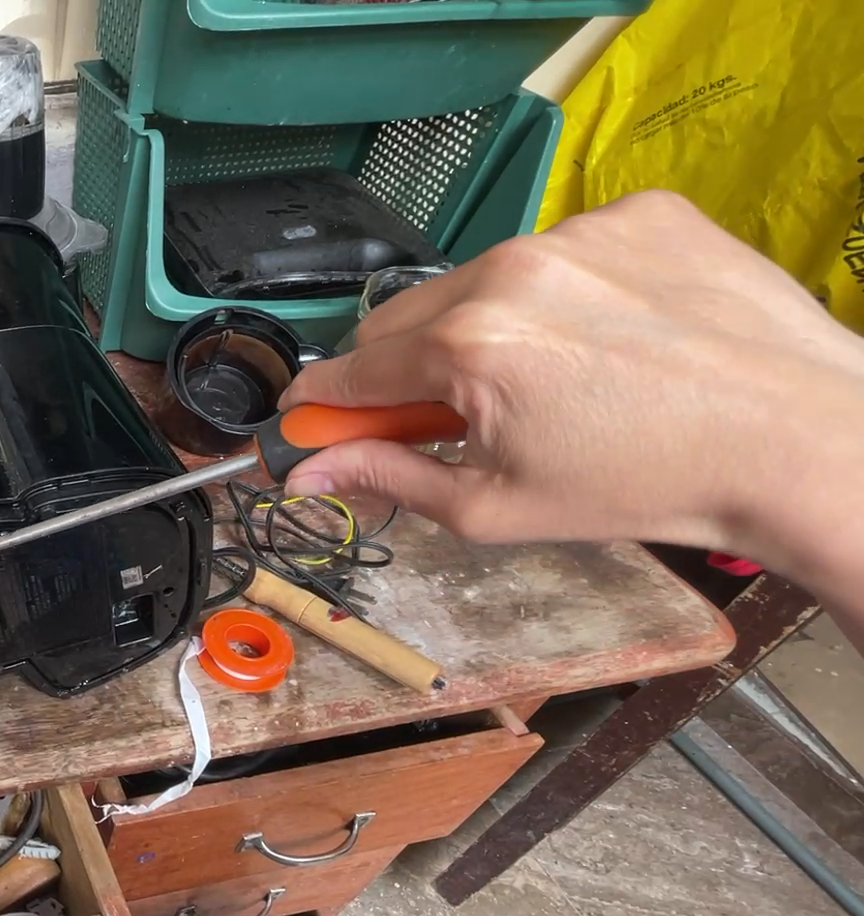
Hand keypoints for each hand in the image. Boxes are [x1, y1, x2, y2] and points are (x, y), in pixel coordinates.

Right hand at [279, 190, 863, 560]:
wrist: (810, 444)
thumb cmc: (639, 487)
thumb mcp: (487, 505)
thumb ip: (380, 477)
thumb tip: (303, 473)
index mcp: (467, 347)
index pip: (347, 369)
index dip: (319, 402)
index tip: (312, 418)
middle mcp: (509, 272)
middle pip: (393, 321)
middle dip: (393, 369)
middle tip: (437, 410)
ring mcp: (576, 232)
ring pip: (463, 285)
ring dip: (465, 329)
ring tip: (530, 371)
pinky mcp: (634, 212)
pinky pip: (542, 253)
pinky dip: (541, 294)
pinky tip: (588, 332)